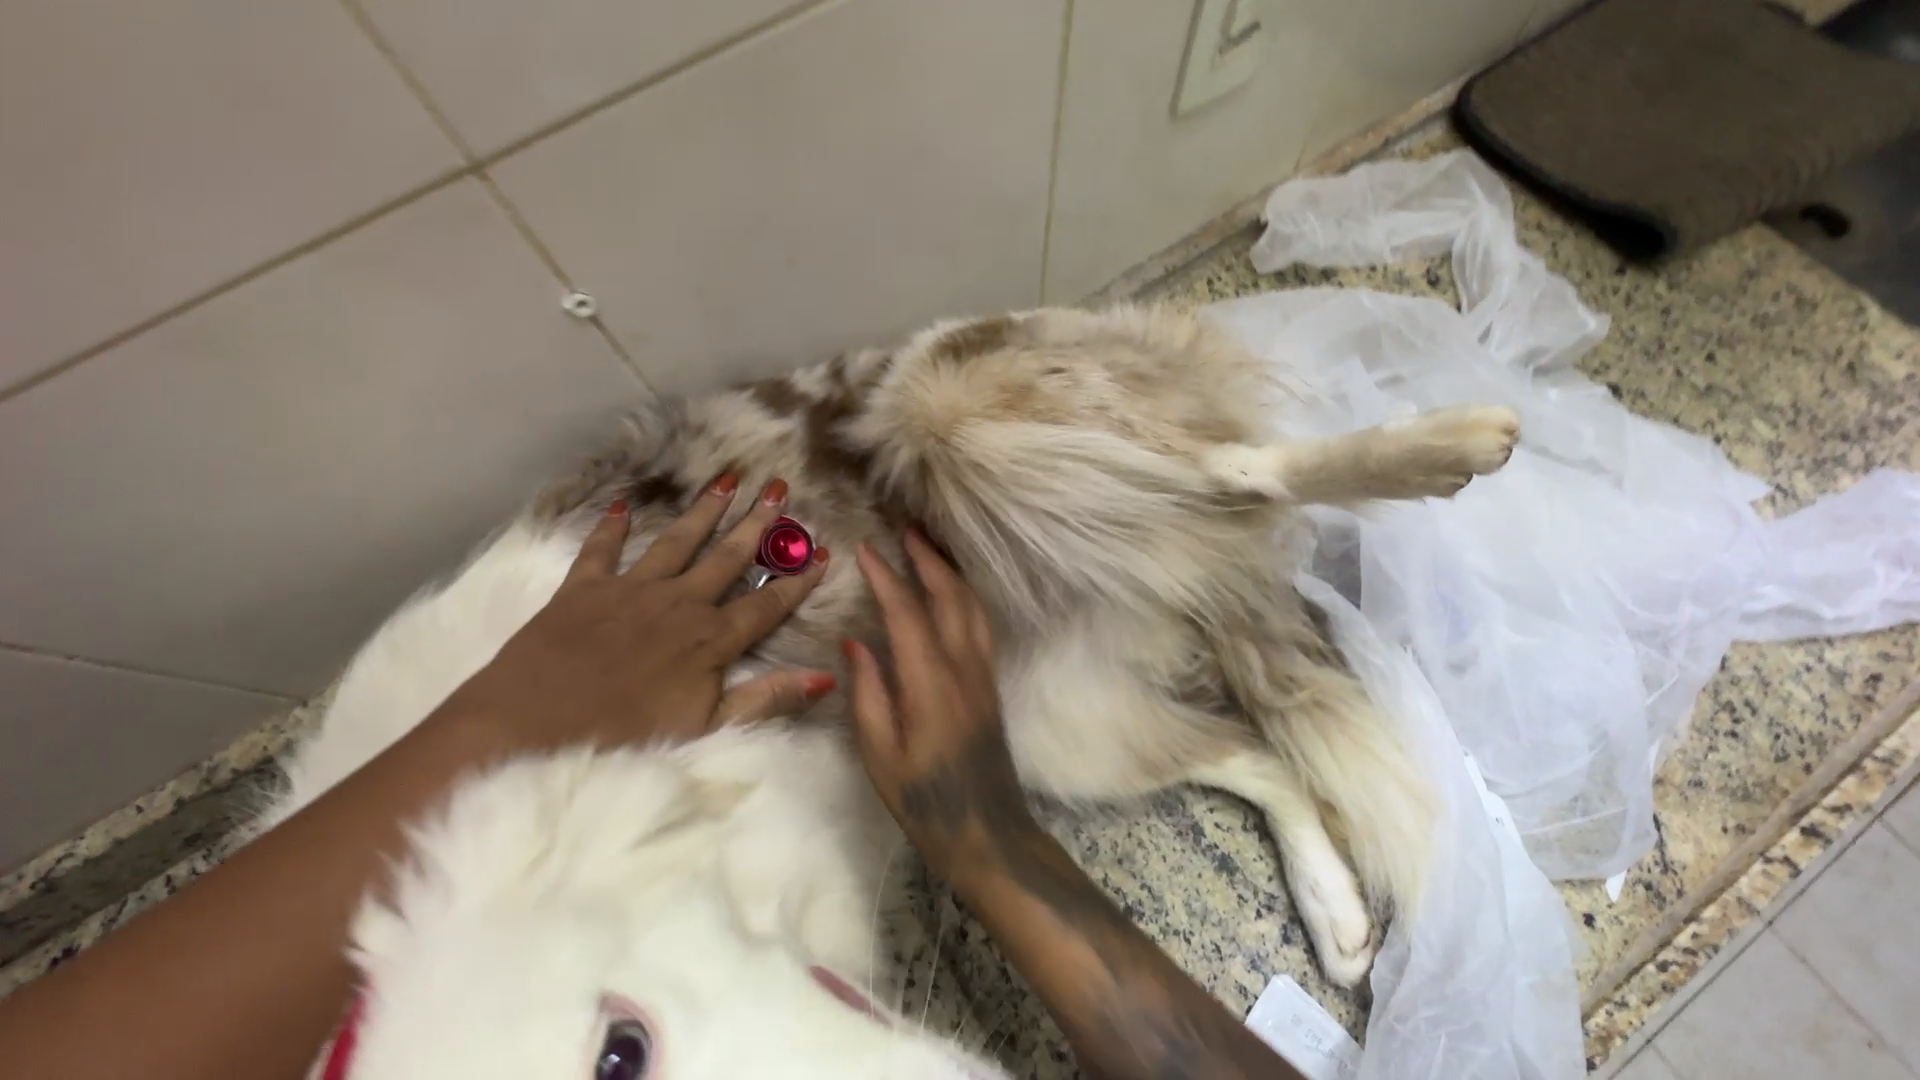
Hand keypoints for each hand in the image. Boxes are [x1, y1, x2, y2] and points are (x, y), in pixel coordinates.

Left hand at [437, 475, 832, 755]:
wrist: (529, 728)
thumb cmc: (622, 737)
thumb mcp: (705, 727)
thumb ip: (767, 698)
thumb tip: (826, 677)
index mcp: (711, 640)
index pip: (767, 604)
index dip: (798, 580)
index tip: (823, 551)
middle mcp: (679, 603)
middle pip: (727, 557)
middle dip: (757, 524)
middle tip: (779, 488)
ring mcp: (631, 590)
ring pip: (678, 541)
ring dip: (704, 511)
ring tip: (726, 480)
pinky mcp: (584, 588)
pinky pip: (602, 549)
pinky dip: (612, 527)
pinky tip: (622, 505)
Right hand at [844, 532, 1037, 881]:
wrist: (985, 829)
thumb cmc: (923, 799)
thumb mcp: (880, 754)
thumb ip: (868, 694)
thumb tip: (854, 641)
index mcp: (930, 682)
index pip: (907, 613)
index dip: (887, 577)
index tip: (867, 549)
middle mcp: (963, 666)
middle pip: (949, 596)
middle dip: (927, 559)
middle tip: (906, 529)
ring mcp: (982, 672)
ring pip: (972, 606)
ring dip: (951, 572)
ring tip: (930, 548)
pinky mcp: (991, 682)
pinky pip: (982, 624)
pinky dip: (966, 595)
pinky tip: (954, 591)